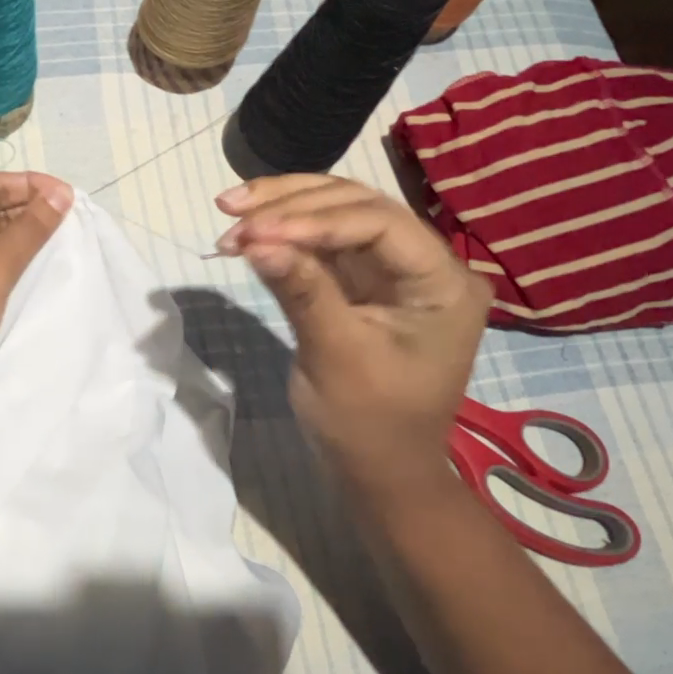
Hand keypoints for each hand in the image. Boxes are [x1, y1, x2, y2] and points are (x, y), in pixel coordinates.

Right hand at [215, 175, 489, 499]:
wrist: (375, 470)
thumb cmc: (368, 422)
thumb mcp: (336, 356)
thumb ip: (302, 291)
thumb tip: (256, 240)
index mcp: (443, 283)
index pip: (381, 224)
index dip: (317, 218)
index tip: (256, 230)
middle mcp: (424, 265)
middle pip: (358, 207)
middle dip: (292, 204)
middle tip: (231, 211)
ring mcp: (390, 271)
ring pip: (335, 216)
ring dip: (282, 210)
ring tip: (229, 209)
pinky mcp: (359, 282)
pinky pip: (321, 243)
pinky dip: (282, 235)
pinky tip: (247, 233)